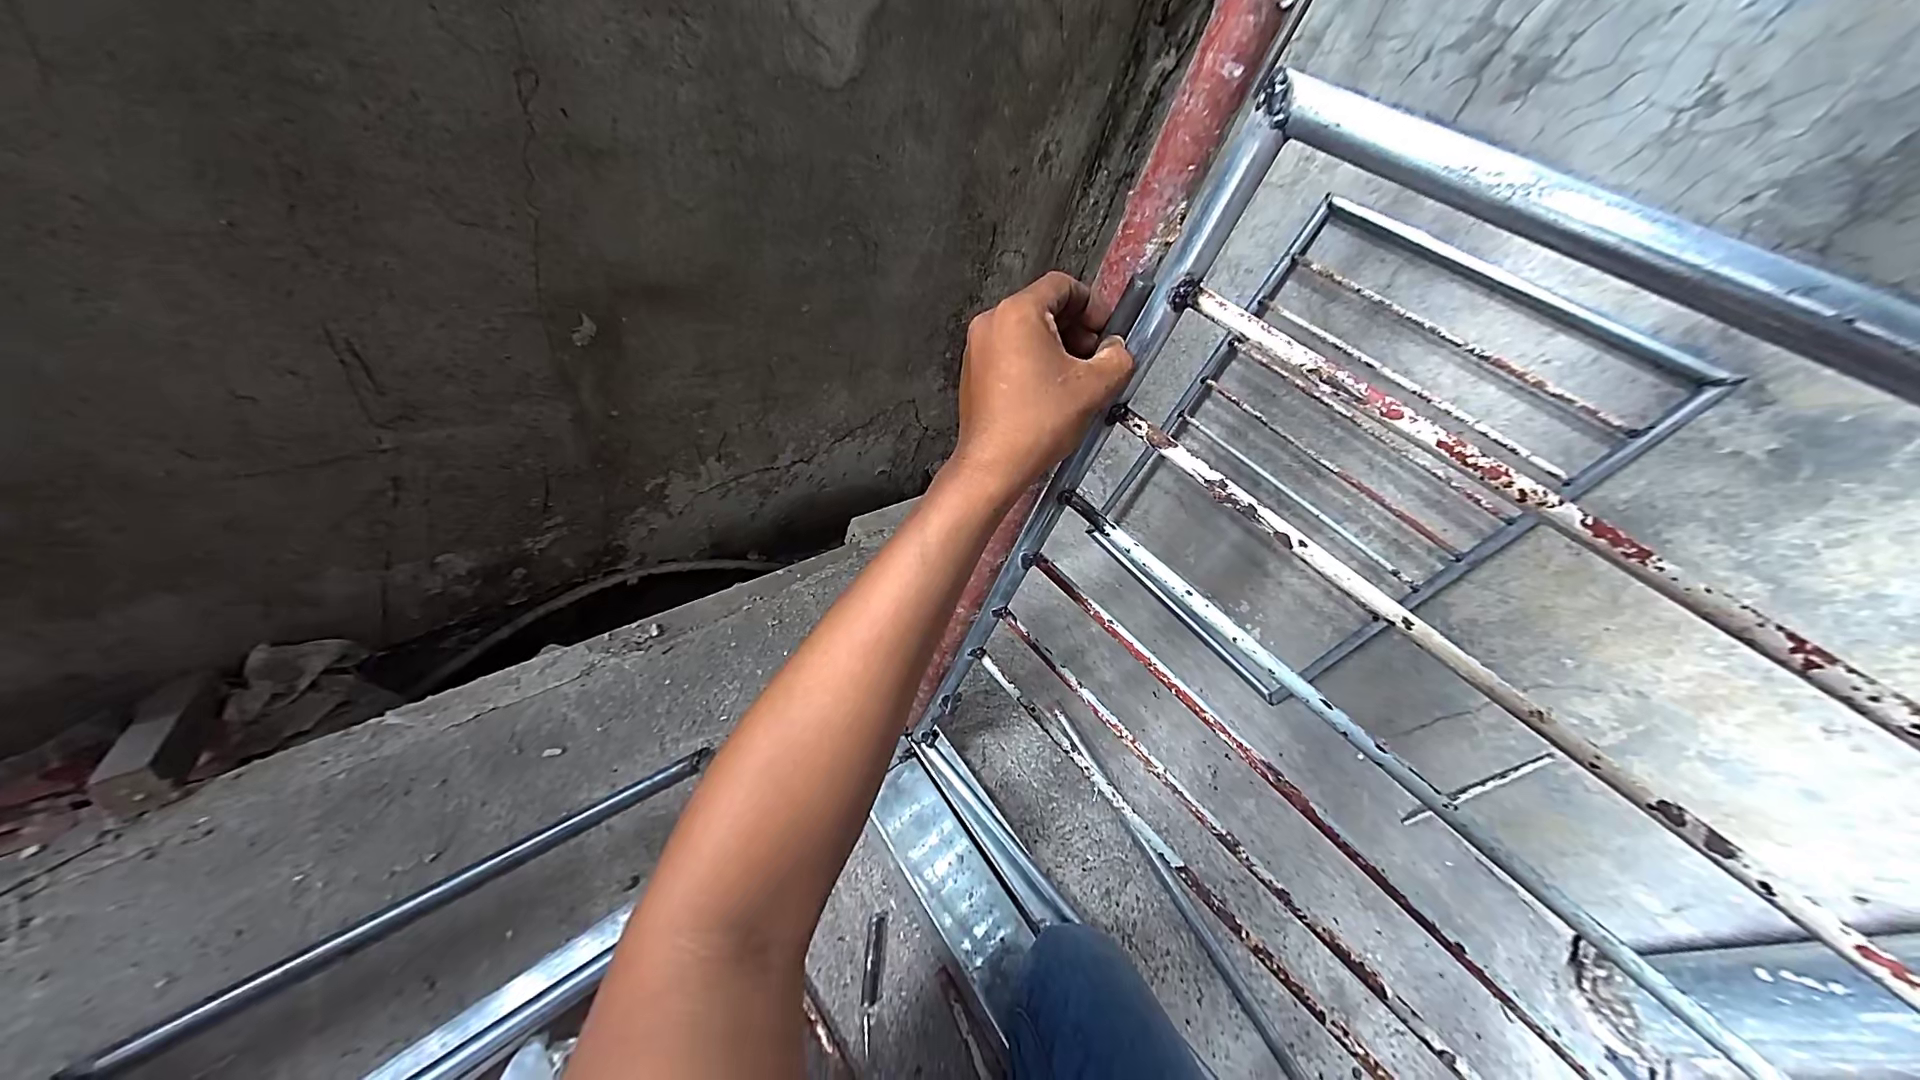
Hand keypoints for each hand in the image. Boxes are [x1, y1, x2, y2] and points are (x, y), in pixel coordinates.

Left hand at [949, 272, 1134, 496]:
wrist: (994, 464)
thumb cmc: (1032, 426)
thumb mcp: (1095, 386)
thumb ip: (1118, 356)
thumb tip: (1118, 349)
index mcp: (1017, 313)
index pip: (1063, 285)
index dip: (1092, 305)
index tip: (1105, 327)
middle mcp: (992, 324)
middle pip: (1044, 307)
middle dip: (1076, 329)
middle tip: (1094, 357)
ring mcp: (979, 349)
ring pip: (1028, 332)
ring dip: (1057, 348)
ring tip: (1074, 380)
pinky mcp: (975, 373)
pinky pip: (1012, 354)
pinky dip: (1034, 364)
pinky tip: (1050, 393)